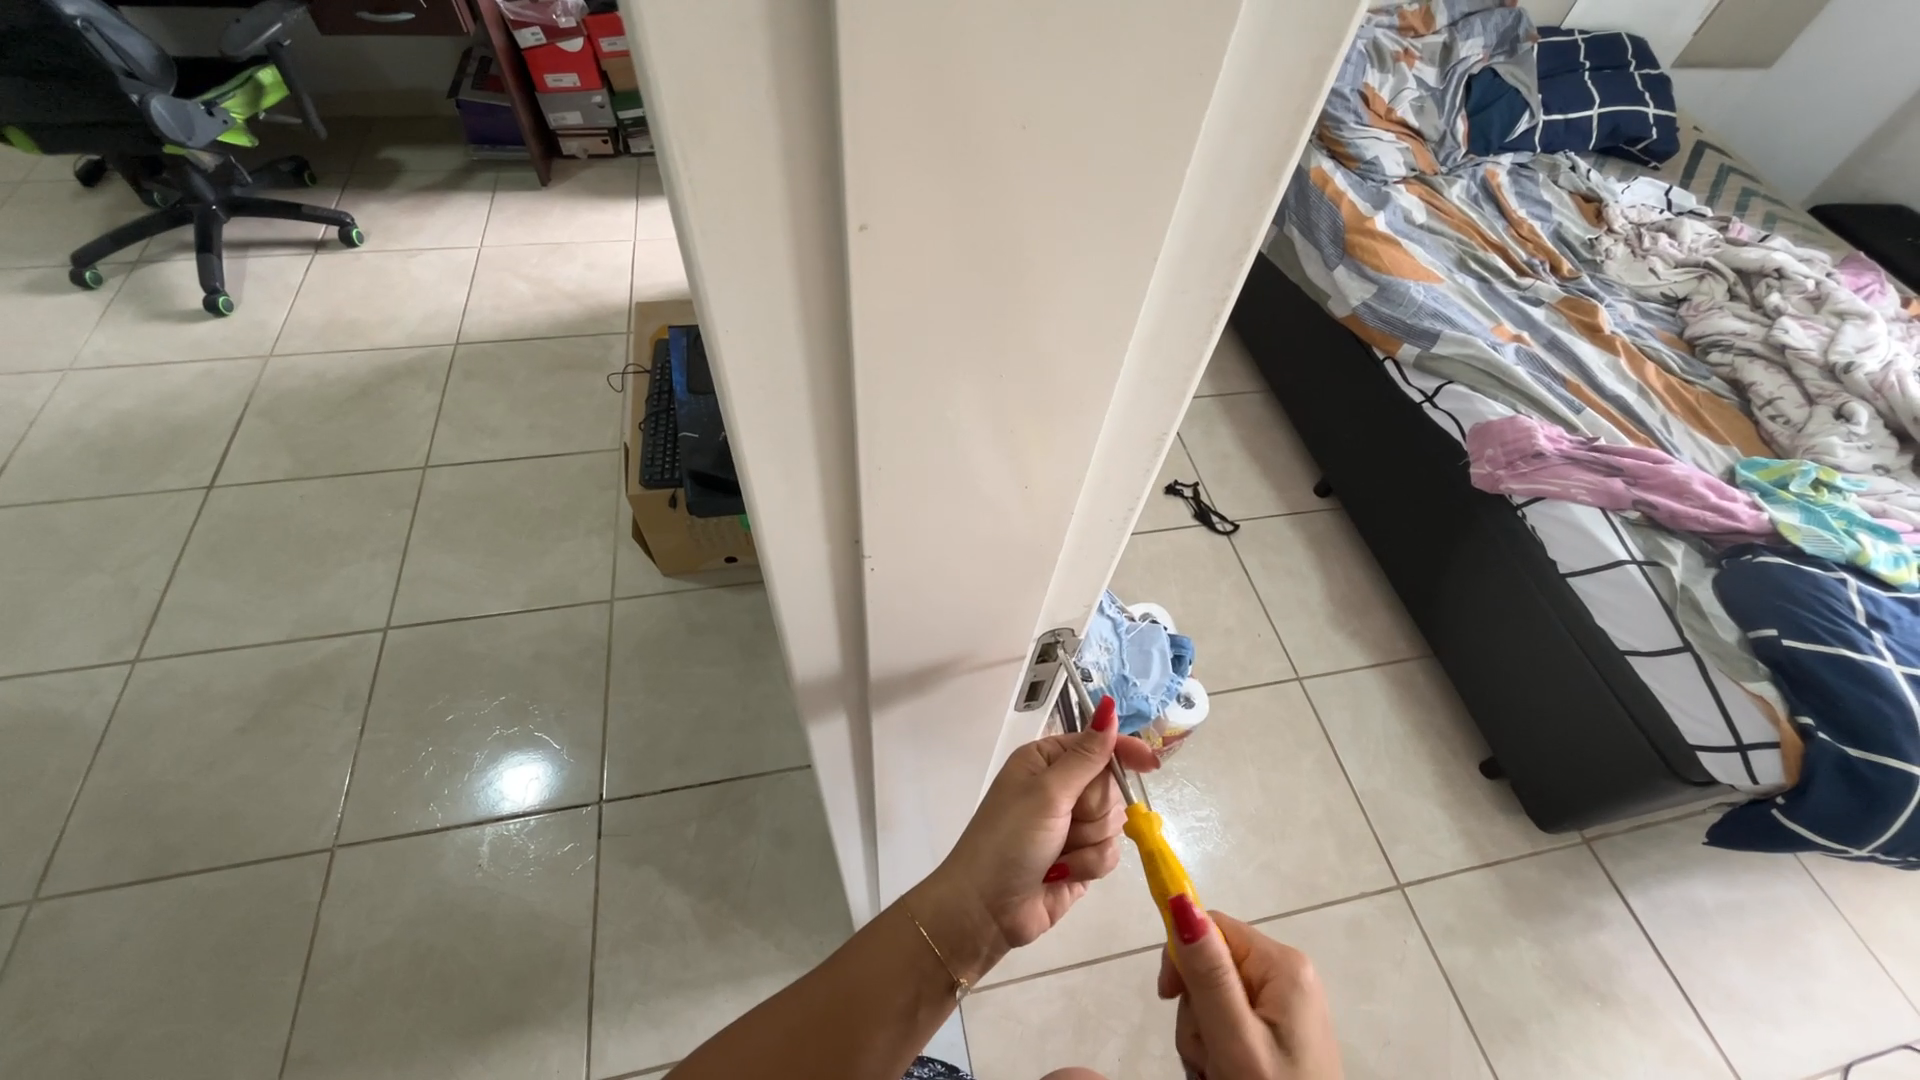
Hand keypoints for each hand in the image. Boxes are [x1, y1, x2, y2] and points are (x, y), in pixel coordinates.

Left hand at [908, 697, 1160, 978]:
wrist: (987, 909)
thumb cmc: (1009, 839)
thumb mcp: (1047, 792)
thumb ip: (1086, 756)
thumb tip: (1108, 707)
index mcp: (1045, 760)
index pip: (1096, 745)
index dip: (1123, 751)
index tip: (1151, 762)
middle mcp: (1059, 787)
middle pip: (1110, 787)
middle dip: (1094, 810)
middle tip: (1066, 821)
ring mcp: (1071, 824)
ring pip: (1114, 822)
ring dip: (1089, 841)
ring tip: (1058, 854)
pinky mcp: (1081, 858)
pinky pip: (1110, 852)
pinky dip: (1089, 864)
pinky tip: (1063, 874)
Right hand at [1157, 900, 1341, 1079]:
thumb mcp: (1234, 1041)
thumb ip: (1207, 973)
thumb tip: (1179, 900)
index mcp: (1283, 965)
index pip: (1212, 926)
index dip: (1182, 955)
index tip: (1166, 997)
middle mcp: (1287, 973)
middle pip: (1210, 962)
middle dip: (1195, 1008)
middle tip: (1206, 1053)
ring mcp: (1285, 1003)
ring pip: (1213, 994)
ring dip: (1202, 1032)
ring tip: (1217, 1070)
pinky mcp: (1279, 1028)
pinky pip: (1229, 1018)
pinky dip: (1218, 1045)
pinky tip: (1226, 1071)